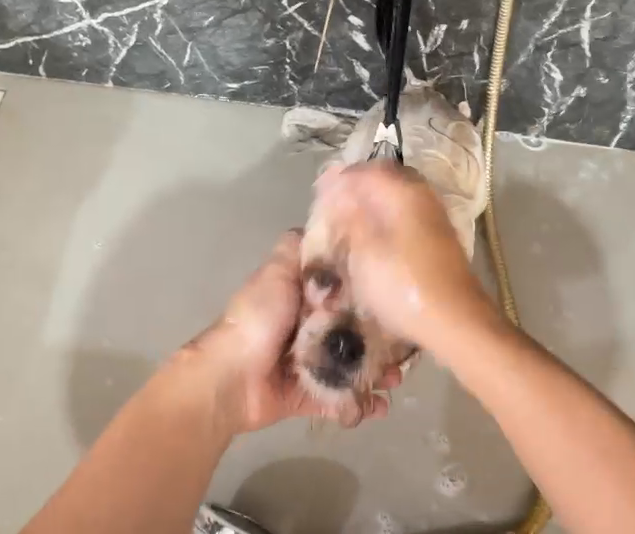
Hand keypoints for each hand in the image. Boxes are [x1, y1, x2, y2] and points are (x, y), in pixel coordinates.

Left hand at [180, 230, 398, 433]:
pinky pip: (340, 400)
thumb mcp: (277, 271)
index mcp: (302, 296)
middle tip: (402, 349)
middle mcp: (308, 327)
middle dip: (378, 340)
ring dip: (375, 373)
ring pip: (351, 366)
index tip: (393, 298)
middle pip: (351, 331)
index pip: (342, 292)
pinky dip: (361, 404)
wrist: (233, 374)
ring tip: (394, 380)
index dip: (367, 295)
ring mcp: (309, 363)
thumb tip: (323, 227)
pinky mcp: (308, 395)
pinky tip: (381, 406)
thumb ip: (297, 250)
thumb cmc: (259, 317)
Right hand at [312, 160, 501, 350]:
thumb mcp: (364, 253)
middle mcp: (421, 194)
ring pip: (397, 193)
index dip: (339, 178)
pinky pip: (407, 210)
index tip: (318, 191)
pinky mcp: (439, 235)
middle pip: (384, 176)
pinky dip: (388, 213)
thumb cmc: (403, 285)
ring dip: (373, 199)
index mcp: (402, 192)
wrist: (455, 321)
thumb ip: (349, 218)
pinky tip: (376, 234)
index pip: (365, 170)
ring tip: (351, 217)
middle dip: (358, 184)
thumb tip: (338, 196)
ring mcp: (434, 214)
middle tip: (335, 200)